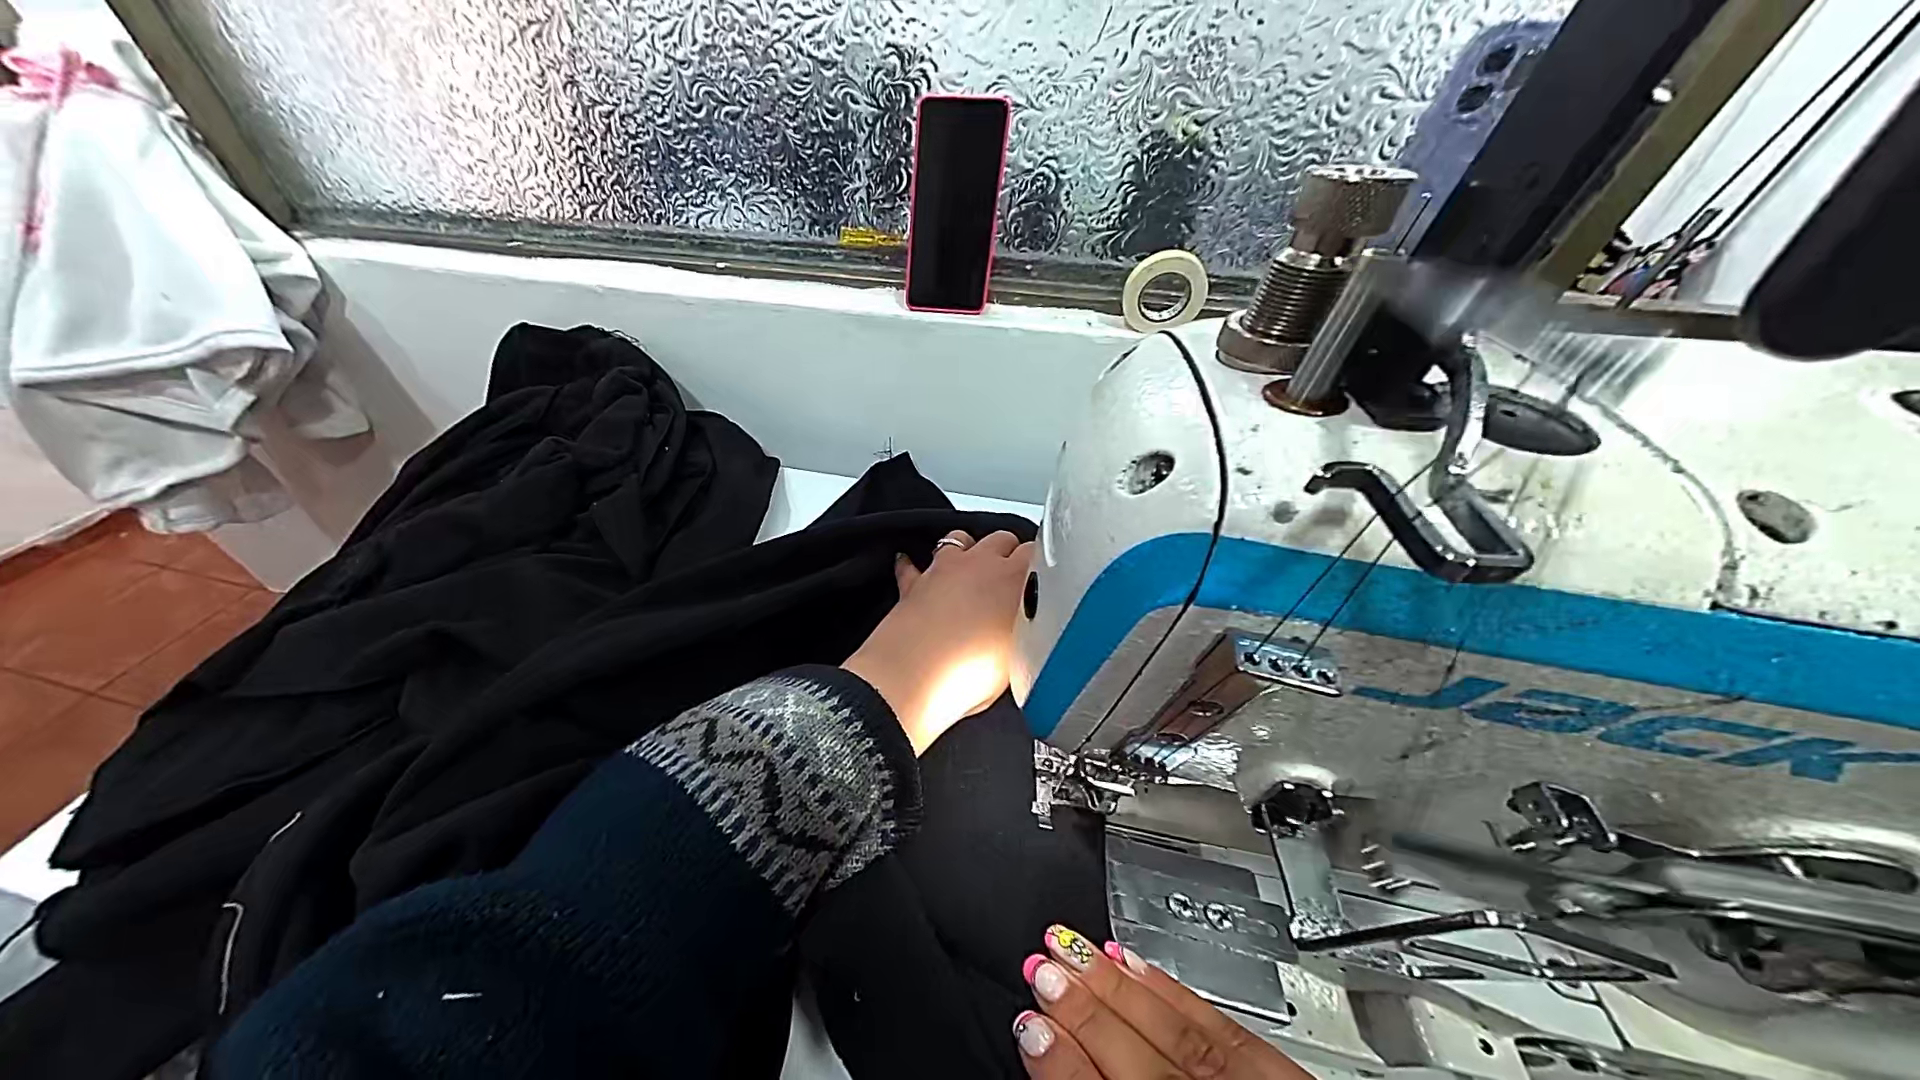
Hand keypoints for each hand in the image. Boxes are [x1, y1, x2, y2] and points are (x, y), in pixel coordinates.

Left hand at [842, 530, 1033, 754]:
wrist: (914, 678)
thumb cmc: (969, 672)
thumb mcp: (1020, 658)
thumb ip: (1030, 632)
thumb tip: (1032, 632)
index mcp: (1014, 578)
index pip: (1036, 552)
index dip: (1039, 565)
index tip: (1042, 579)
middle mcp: (980, 564)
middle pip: (1001, 539)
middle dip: (1008, 552)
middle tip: (1012, 576)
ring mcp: (944, 569)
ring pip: (960, 539)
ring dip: (968, 550)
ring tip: (972, 569)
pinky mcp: (914, 583)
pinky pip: (913, 564)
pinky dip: (915, 565)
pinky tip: (915, 568)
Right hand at [1013, 925, 1313, 1079]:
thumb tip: (1051, 1057)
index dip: (1064, 1065)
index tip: (1029, 1025)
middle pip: (1142, 1068)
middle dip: (1086, 1013)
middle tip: (1041, 967)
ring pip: (1179, 1036)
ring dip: (1119, 987)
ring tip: (1075, 948)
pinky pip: (1222, 1027)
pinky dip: (1172, 992)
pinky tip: (1137, 964)